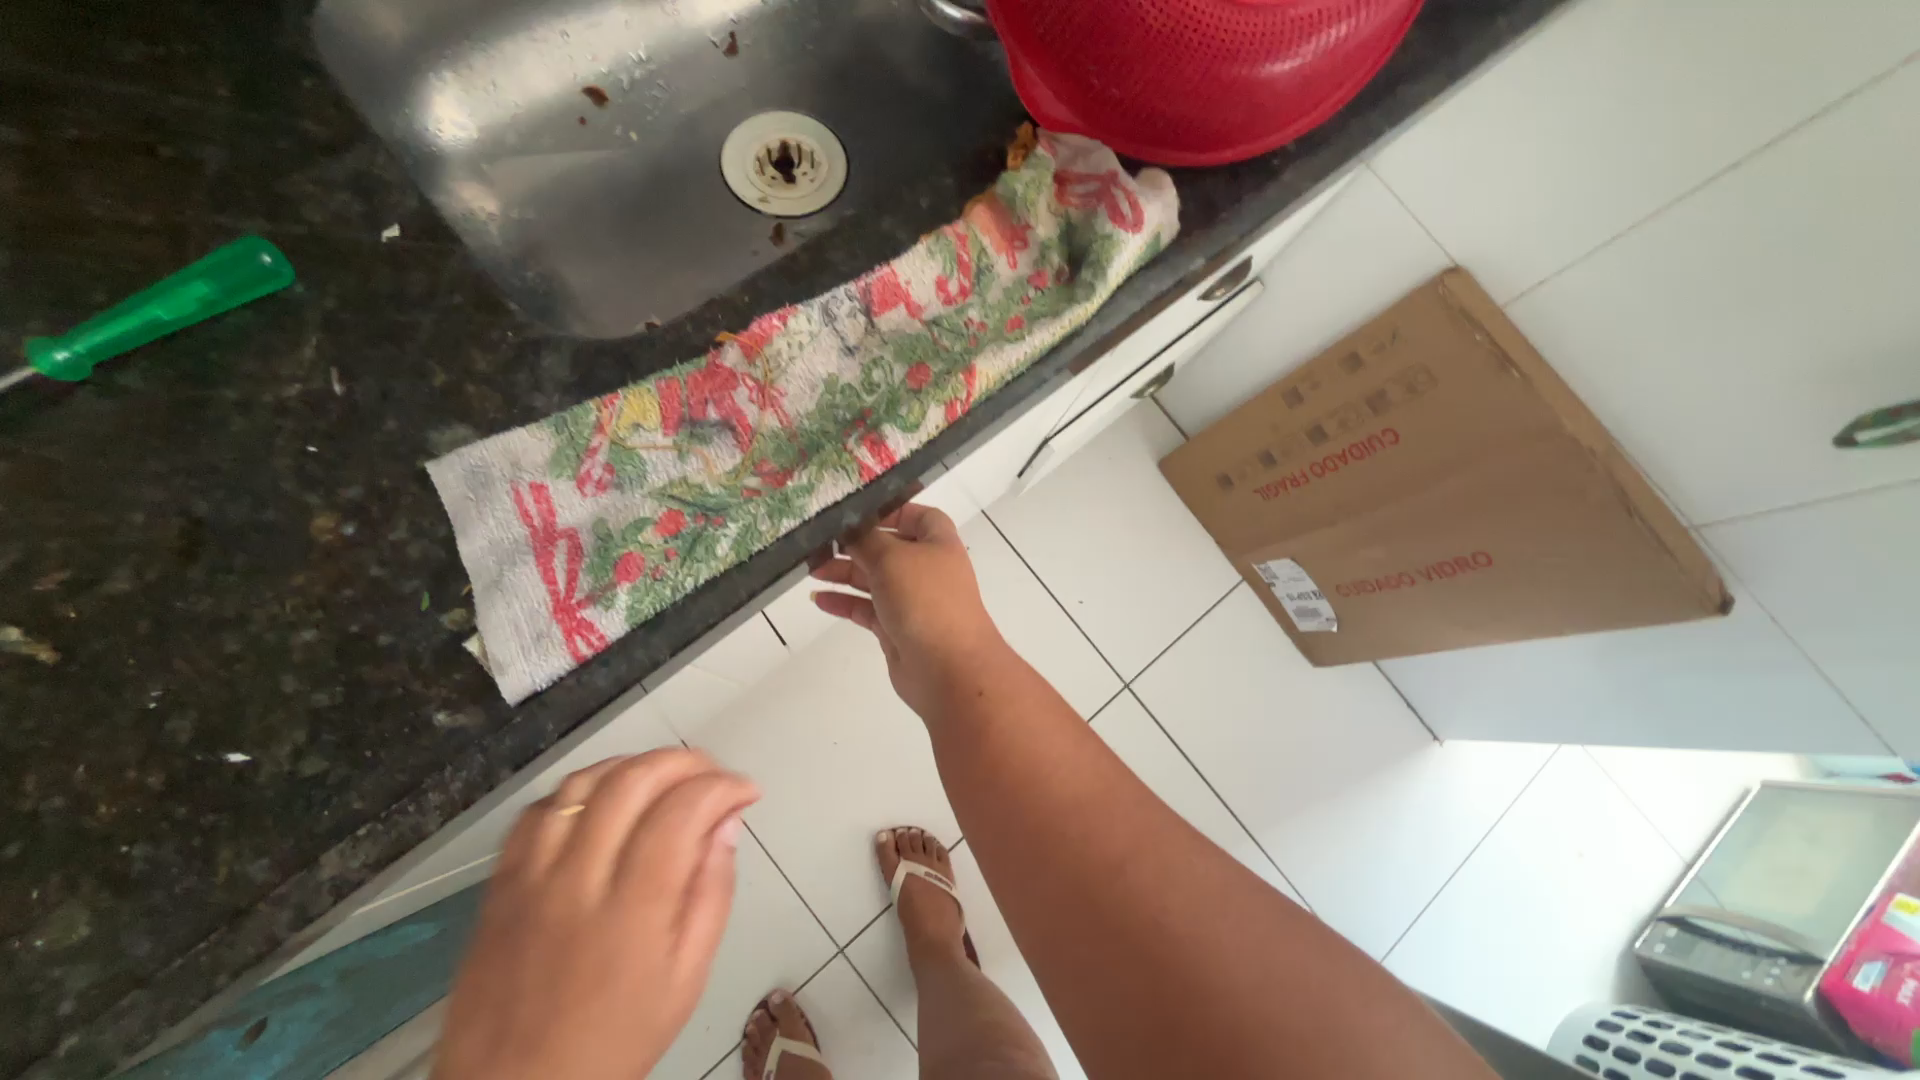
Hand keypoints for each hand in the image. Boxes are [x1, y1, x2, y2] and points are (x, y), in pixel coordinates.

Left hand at [432, 749, 758, 1079]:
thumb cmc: (617, 1040)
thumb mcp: (687, 978)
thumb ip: (711, 893)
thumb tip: (725, 824)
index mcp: (634, 909)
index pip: (683, 811)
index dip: (723, 786)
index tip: (746, 793)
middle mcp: (579, 880)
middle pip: (633, 781)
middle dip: (684, 761)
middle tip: (713, 775)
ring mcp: (531, 877)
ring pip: (583, 783)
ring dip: (633, 765)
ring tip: (664, 778)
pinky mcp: (500, 884)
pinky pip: (538, 811)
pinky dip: (579, 790)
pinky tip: (604, 800)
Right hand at [811, 502, 1010, 718]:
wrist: (949, 669)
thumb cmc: (926, 601)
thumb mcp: (893, 558)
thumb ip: (866, 540)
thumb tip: (850, 528)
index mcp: (938, 543)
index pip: (917, 516)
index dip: (890, 510)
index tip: (855, 512)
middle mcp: (927, 569)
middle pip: (888, 548)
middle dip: (854, 544)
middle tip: (818, 542)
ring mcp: (912, 601)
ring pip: (874, 579)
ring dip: (844, 572)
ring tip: (810, 569)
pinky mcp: (897, 629)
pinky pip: (866, 609)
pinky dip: (844, 602)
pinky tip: (818, 599)